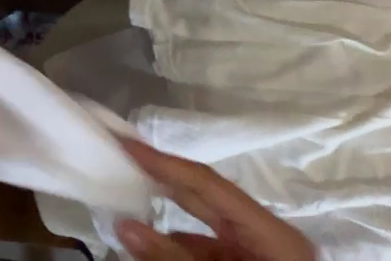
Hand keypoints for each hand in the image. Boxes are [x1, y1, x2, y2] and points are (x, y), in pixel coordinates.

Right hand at [115, 138, 313, 260]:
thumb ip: (172, 257)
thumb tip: (122, 224)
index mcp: (271, 233)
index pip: (206, 182)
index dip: (163, 161)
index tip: (121, 141)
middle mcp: (266, 238)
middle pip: (205, 200)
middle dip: (161, 183)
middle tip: (118, 158)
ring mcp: (259, 257)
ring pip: (203, 231)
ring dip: (165, 227)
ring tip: (124, 213)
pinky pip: (207, 252)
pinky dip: (178, 250)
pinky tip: (150, 250)